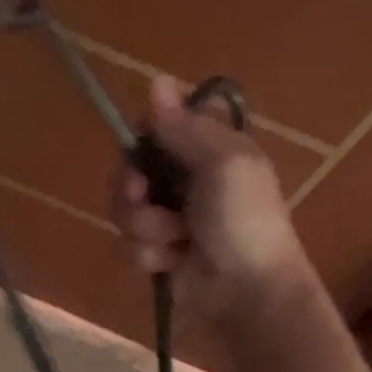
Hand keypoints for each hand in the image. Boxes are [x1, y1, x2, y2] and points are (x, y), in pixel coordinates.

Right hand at [113, 76, 320, 325]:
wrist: (246, 290)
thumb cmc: (243, 219)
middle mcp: (185, 179)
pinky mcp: (157, 254)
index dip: (143, 135)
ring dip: (144, 227)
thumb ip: (186, 126)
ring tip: (174, 240)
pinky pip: (129, 245)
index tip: (142, 146)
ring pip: (125, 209)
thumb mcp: (223, 161)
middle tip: (142, 197)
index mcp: (208, 148)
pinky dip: (148, 255)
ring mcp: (169, 218)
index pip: (159, 125)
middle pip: (132, 168)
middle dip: (132, 187)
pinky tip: (171, 263)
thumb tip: (156, 81)